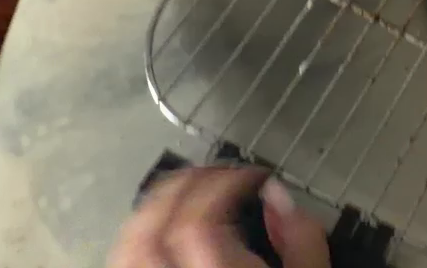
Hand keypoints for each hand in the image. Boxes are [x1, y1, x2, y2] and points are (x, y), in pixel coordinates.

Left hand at [109, 165, 330, 267]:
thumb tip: (275, 195)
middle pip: (150, 233)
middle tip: (219, 173)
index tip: (255, 175)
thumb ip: (303, 242)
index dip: (226, 182)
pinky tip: (161, 234)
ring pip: (124, 254)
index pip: (201, 222)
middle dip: (183, 187)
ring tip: (187, 193)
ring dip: (152, 211)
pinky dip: (136, 243)